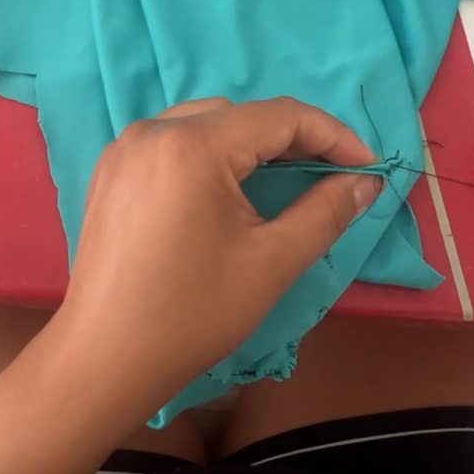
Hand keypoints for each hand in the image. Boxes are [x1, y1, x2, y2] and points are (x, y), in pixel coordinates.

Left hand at [49, 97, 383, 408]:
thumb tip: (365, 182)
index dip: (333, 136)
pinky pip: (173, 142)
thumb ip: (326, 212)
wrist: (106, 358)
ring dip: (251, 144)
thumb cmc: (192, 313)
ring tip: (285, 180)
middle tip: (330, 177)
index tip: (368, 167)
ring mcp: (125, 149)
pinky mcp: (112, 171)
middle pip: (241, 115)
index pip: (280, 116)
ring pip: (205, 123)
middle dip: (293, 140)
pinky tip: (227, 189)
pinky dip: (210, 154)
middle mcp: (153, 132)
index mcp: (192, 146)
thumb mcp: (272, 263)